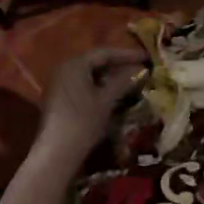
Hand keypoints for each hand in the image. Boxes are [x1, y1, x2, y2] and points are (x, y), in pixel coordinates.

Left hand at [33, 49, 147, 168]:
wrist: (57, 150)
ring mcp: (58, 83)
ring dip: (107, 77)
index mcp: (75, 64)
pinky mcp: (57, 97)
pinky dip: (97, 86)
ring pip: (87, 74)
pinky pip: (80, 84)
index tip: (146, 57)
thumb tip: (138, 70)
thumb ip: (122, 82)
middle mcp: (64, 68)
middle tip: (138, 69)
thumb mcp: (106, 101)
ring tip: (128, 82)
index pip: (104, 53)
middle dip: (117, 65)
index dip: (126, 55)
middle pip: (94, 61)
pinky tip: (110, 94)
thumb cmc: (84, 122)